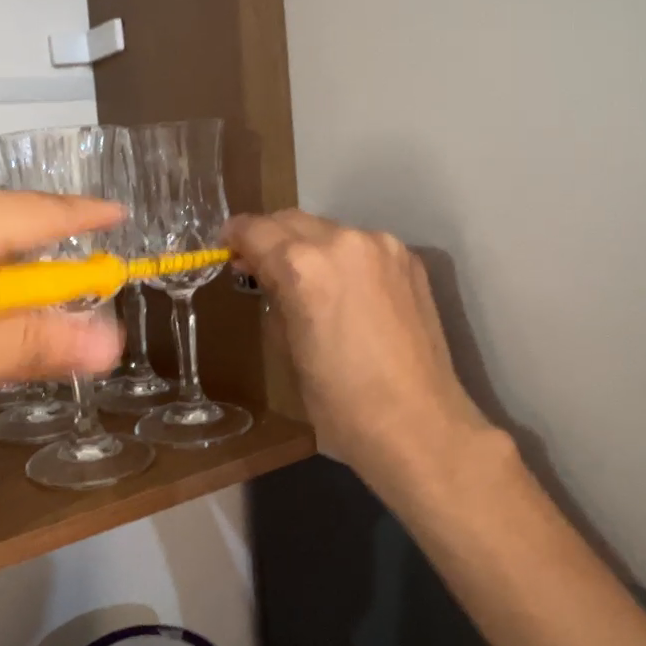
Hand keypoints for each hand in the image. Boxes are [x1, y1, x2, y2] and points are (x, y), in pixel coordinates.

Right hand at [226, 210, 484, 479]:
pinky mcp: (409, 261)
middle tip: (259, 266)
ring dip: (309, 246)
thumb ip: (274, 299)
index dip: (234, 238)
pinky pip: (362, 246)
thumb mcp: (289, 349)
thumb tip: (268, 278)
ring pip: (329, 230)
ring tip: (306, 282)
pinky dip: (344, 258)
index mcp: (303, 267)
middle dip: (270, 238)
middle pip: (291, 220)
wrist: (419, 425)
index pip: (254, 231)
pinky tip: (346, 292)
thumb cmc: (340, 402)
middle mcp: (343, 243)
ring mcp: (383, 248)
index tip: (227, 249)